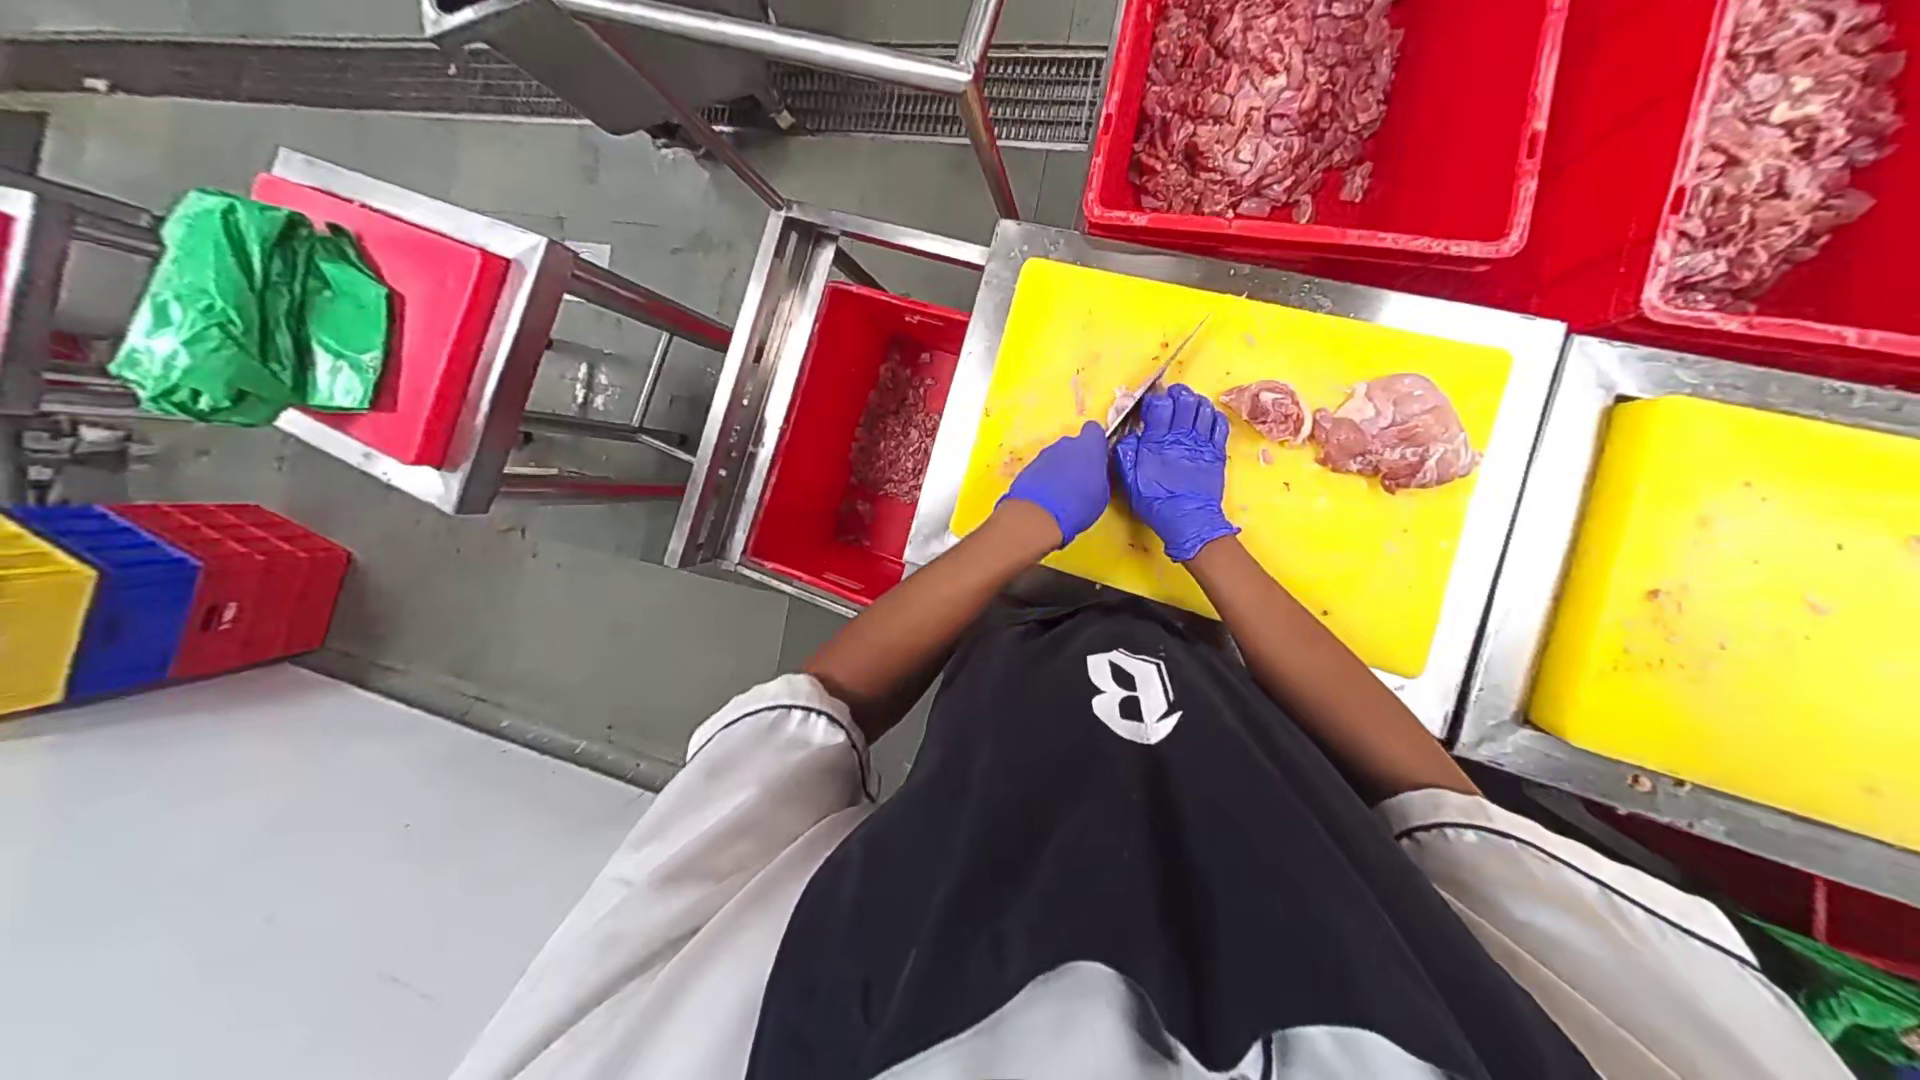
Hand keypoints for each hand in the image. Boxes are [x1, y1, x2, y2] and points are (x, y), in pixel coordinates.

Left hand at [1002, 420, 1110, 546]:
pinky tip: (1045, 499)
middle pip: (1072, 445)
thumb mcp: (1101, 493)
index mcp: (1089, 447)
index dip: (1095, 442)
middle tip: (1078, 482)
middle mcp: (1065, 445)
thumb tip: (1092, 472)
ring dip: (1058, 470)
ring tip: (1060, 494)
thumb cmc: (1078, 505)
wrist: (1038, 515)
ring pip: (1055, 457)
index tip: (1097, 457)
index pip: (1094, 430)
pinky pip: (1040, 470)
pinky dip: (1042, 480)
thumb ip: (1097, 474)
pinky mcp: (1026, 468)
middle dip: (1075, 459)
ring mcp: (1043, 455)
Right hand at [1114, 383, 1239, 561]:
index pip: (1160, 405)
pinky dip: (1213, 415)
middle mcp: (1181, 436)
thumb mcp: (1128, 480)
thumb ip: (1125, 454)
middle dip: (1179, 393)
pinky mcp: (1217, 451)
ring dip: (1196, 402)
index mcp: (1157, 441)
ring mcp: (1202, 442)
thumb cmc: (1155, 502)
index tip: (1152, 404)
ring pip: (1204, 409)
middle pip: (1185, 401)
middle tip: (1173, 396)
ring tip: (1189, 404)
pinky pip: (1219, 424)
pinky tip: (1206, 418)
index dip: (1156, 399)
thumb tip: (1128, 436)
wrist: (1188, 520)